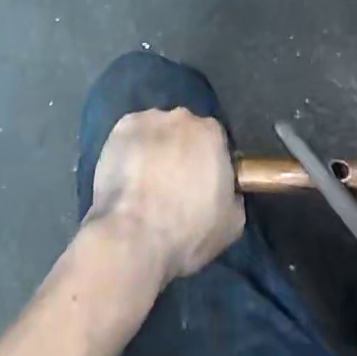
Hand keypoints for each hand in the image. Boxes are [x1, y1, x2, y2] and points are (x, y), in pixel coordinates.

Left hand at [87, 109, 244, 281]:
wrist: (134, 238)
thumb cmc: (187, 231)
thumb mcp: (231, 222)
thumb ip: (234, 196)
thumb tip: (228, 190)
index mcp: (213, 133)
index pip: (214, 141)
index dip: (207, 163)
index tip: (199, 184)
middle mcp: (183, 117)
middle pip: (184, 132)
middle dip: (180, 152)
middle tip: (171, 184)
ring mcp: (150, 120)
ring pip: (156, 132)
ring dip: (155, 150)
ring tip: (143, 183)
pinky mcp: (121, 128)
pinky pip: (130, 135)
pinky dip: (130, 150)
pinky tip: (126, 175)